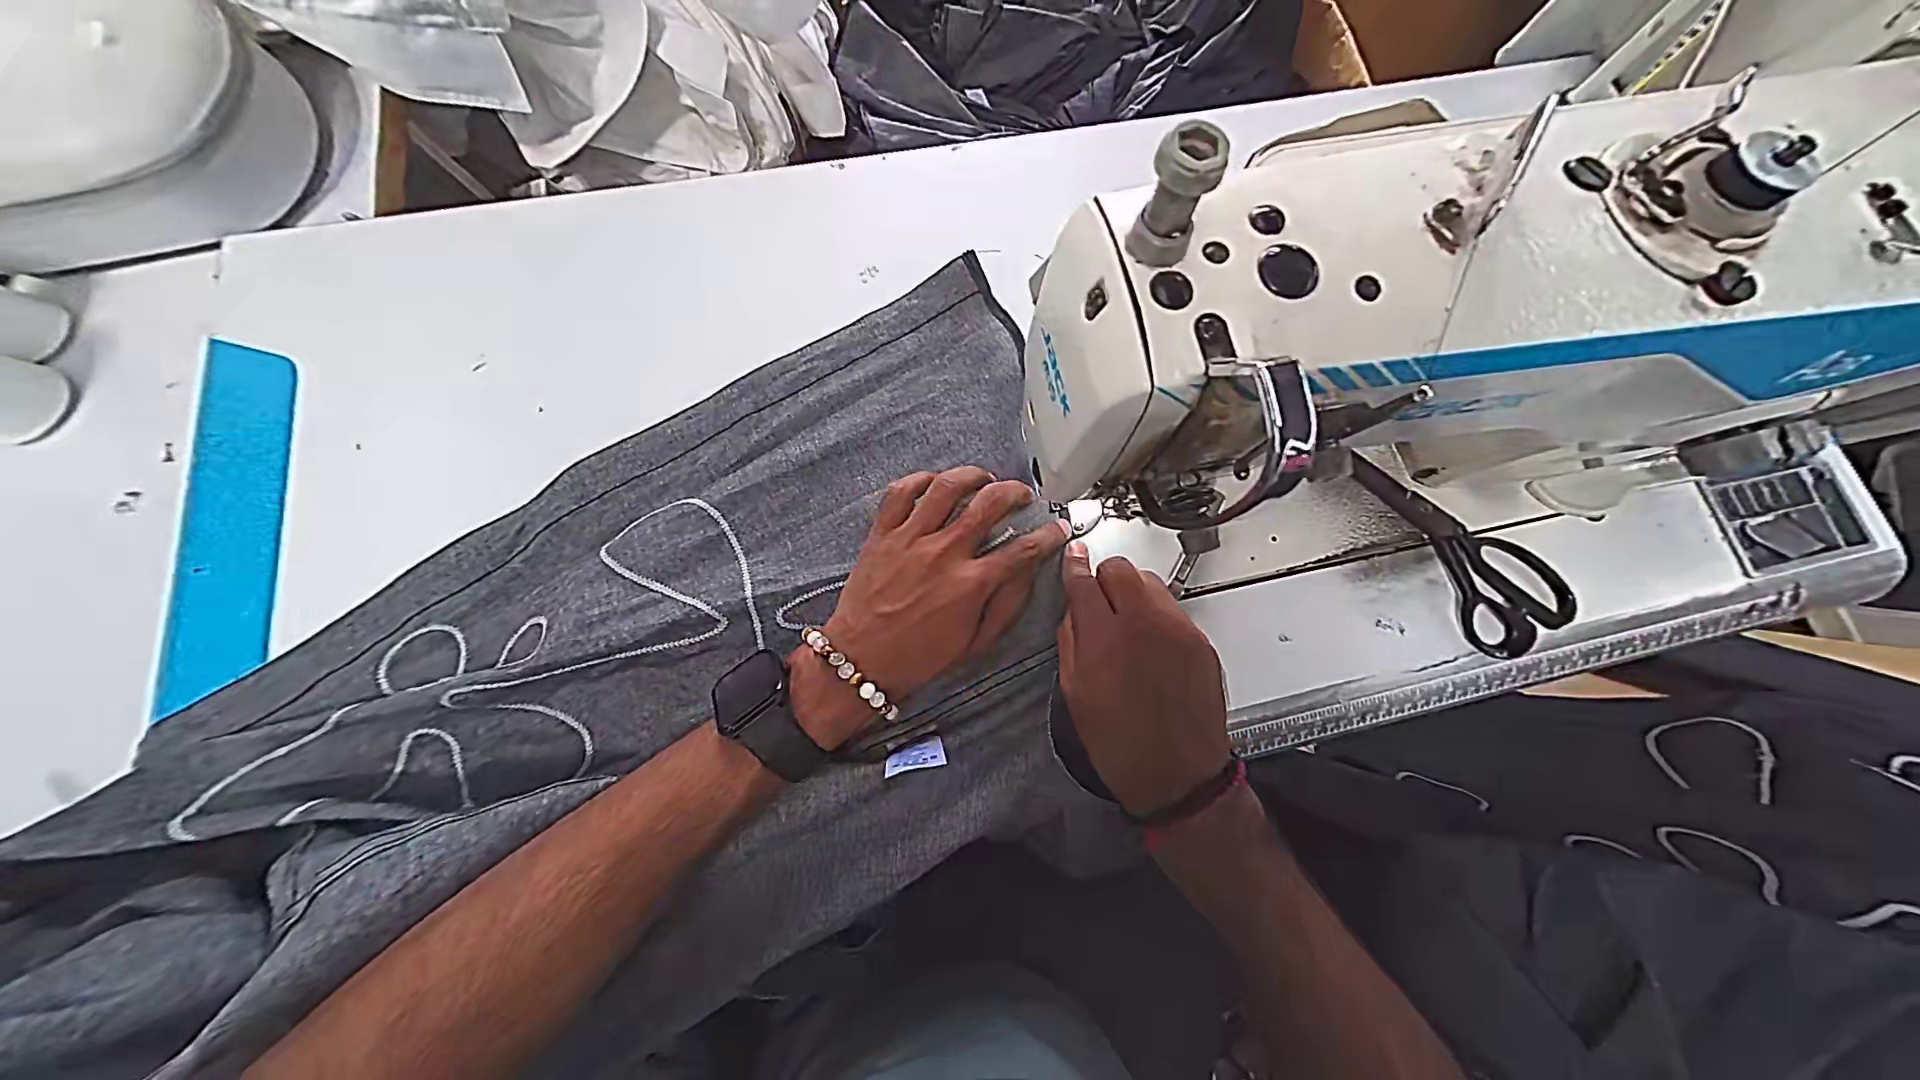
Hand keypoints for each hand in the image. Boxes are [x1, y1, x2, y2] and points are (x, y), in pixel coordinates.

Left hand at [789, 467, 1069, 746]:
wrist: (862, 661)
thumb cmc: (916, 657)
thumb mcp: (975, 642)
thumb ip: (1007, 605)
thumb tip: (1028, 573)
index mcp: (970, 585)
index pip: (1023, 548)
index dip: (1047, 535)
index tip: (1054, 530)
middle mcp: (943, 555)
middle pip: (991, 503)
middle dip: (1016, 492)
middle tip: (1021, 496)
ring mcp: (910, 540)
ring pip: (948, 487)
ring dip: (973, 476)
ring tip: (983, 480)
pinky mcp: (882, 535)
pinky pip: (900, 492)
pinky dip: (920, 480)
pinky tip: (934, 483)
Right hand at [1057, 542, 1231, 816]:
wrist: (1178, 775)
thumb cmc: (1125, 745)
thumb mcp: (1076, 693)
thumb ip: (1071, 641)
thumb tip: (1073, 611)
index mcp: (1106, 638)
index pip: (1084, 580)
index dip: (1074, 566)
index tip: (1073, 557)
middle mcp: (1145, 625)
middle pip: (1120, 568)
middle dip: (1103, 578)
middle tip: (1098, 599)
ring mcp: (1178, 630)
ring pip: (1149, 581)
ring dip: (1132, 593)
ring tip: (1126, 625)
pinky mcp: (1201, 641)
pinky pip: (1173, 607)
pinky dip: (1156, 614)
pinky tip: (1149, 643)